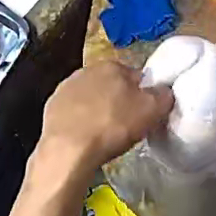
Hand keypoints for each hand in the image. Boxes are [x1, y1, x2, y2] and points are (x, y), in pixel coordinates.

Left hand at [36, 63, 172, 176]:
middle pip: (111, 86)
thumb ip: (163, 96)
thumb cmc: (113, 127)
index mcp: (112, 65)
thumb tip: (164, 91)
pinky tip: (85, 137)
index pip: (136, 77)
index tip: (144, 113)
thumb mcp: (152, 111)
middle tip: (126, 125)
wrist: (69, 150)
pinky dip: (79, 121)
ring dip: (97, 110)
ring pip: (90, 98)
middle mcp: (86, 70)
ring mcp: (65, 88)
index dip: (143, 96)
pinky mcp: (51, 107)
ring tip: (104, 134)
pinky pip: (73, 112)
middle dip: (118, 101)